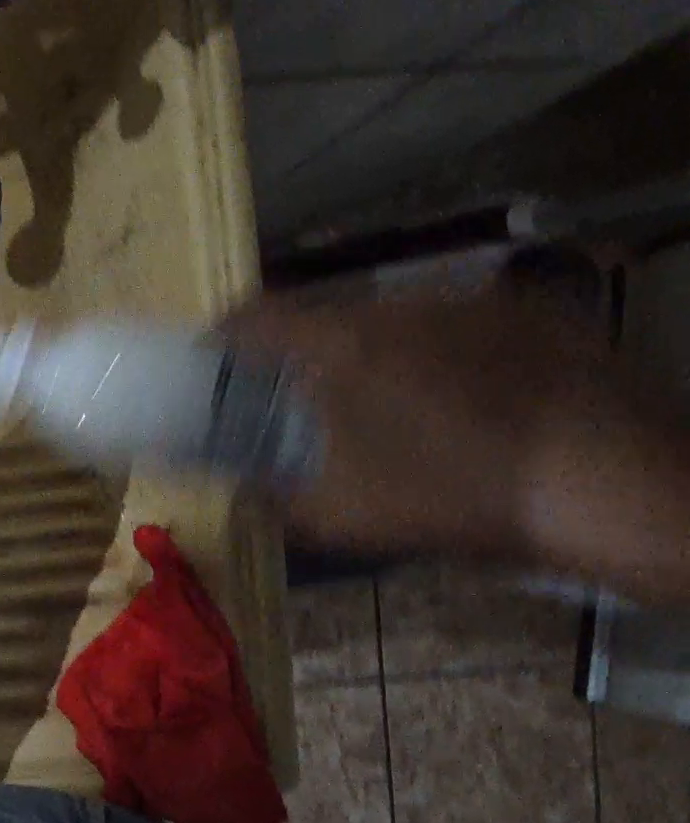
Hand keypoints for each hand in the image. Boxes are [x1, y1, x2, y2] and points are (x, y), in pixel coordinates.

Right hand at [221, 290, 617, 558]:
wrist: (613, 489)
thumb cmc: (453, 498)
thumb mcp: (338, 517)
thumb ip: (268, 496)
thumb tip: (233, 485)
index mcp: (341, 348)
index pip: (255, 316)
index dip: (222, 333)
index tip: (208, 357)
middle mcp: (399, 309)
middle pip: (323, 316)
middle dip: (300, 351)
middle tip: (298, 395)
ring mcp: (472, 305)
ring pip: (390, 318)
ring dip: (368, 350)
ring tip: (381, 399)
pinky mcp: (530, 314)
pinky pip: (453, 324)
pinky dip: (433, 351)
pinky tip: (454, 396)